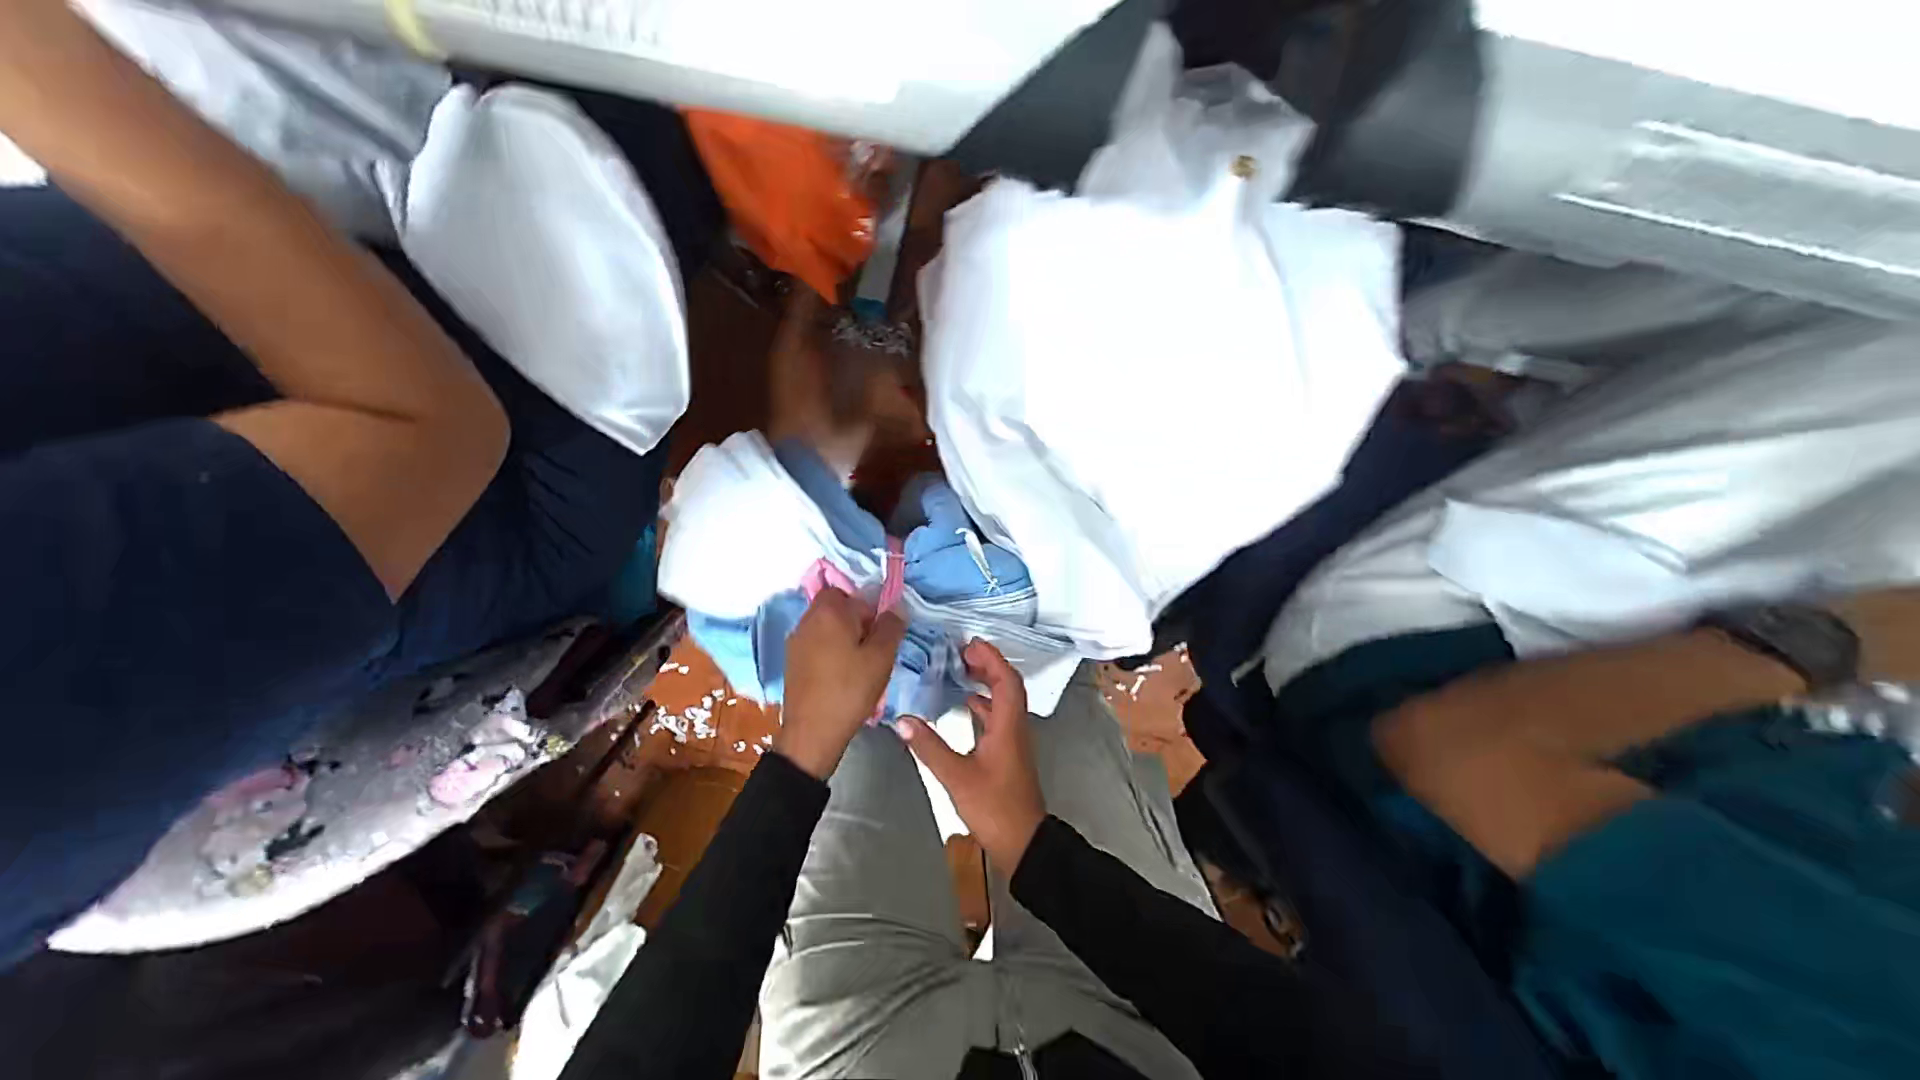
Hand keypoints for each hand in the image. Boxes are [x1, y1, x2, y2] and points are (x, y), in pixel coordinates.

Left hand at [775, 588, 907, 779]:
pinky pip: (815, 642)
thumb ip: (891, 626)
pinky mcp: (791, 660)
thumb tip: (895, 607)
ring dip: (841, 636)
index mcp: (829, 611)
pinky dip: (828, 650)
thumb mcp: (881, 657)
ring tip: (857, 663)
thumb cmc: (850, 690)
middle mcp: (807, 619)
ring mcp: (796, 640)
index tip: (881, 637)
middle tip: (871, 648)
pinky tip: (840, 674)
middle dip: (855, 621)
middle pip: (836, 606)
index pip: (856, 595)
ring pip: (825, 625)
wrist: (812, 732)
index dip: (872, 612)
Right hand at [897, 640, 1046, 871]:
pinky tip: (964, 706)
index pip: (1006, 680)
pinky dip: (982, 704)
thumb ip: (930, 747)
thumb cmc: (994, 807)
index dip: (991, 658)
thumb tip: (903, 720)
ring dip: (985, 682)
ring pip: (1003, 701)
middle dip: (987, 665)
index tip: (969, 644)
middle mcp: (1014, 728)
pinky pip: (997, 717)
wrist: (1023, 842)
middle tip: (961, 654)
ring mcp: (1013, 741)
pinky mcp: (1008, 753)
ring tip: (959, 672)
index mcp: (1008, 726)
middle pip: (1007, 685)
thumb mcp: (957, 776)